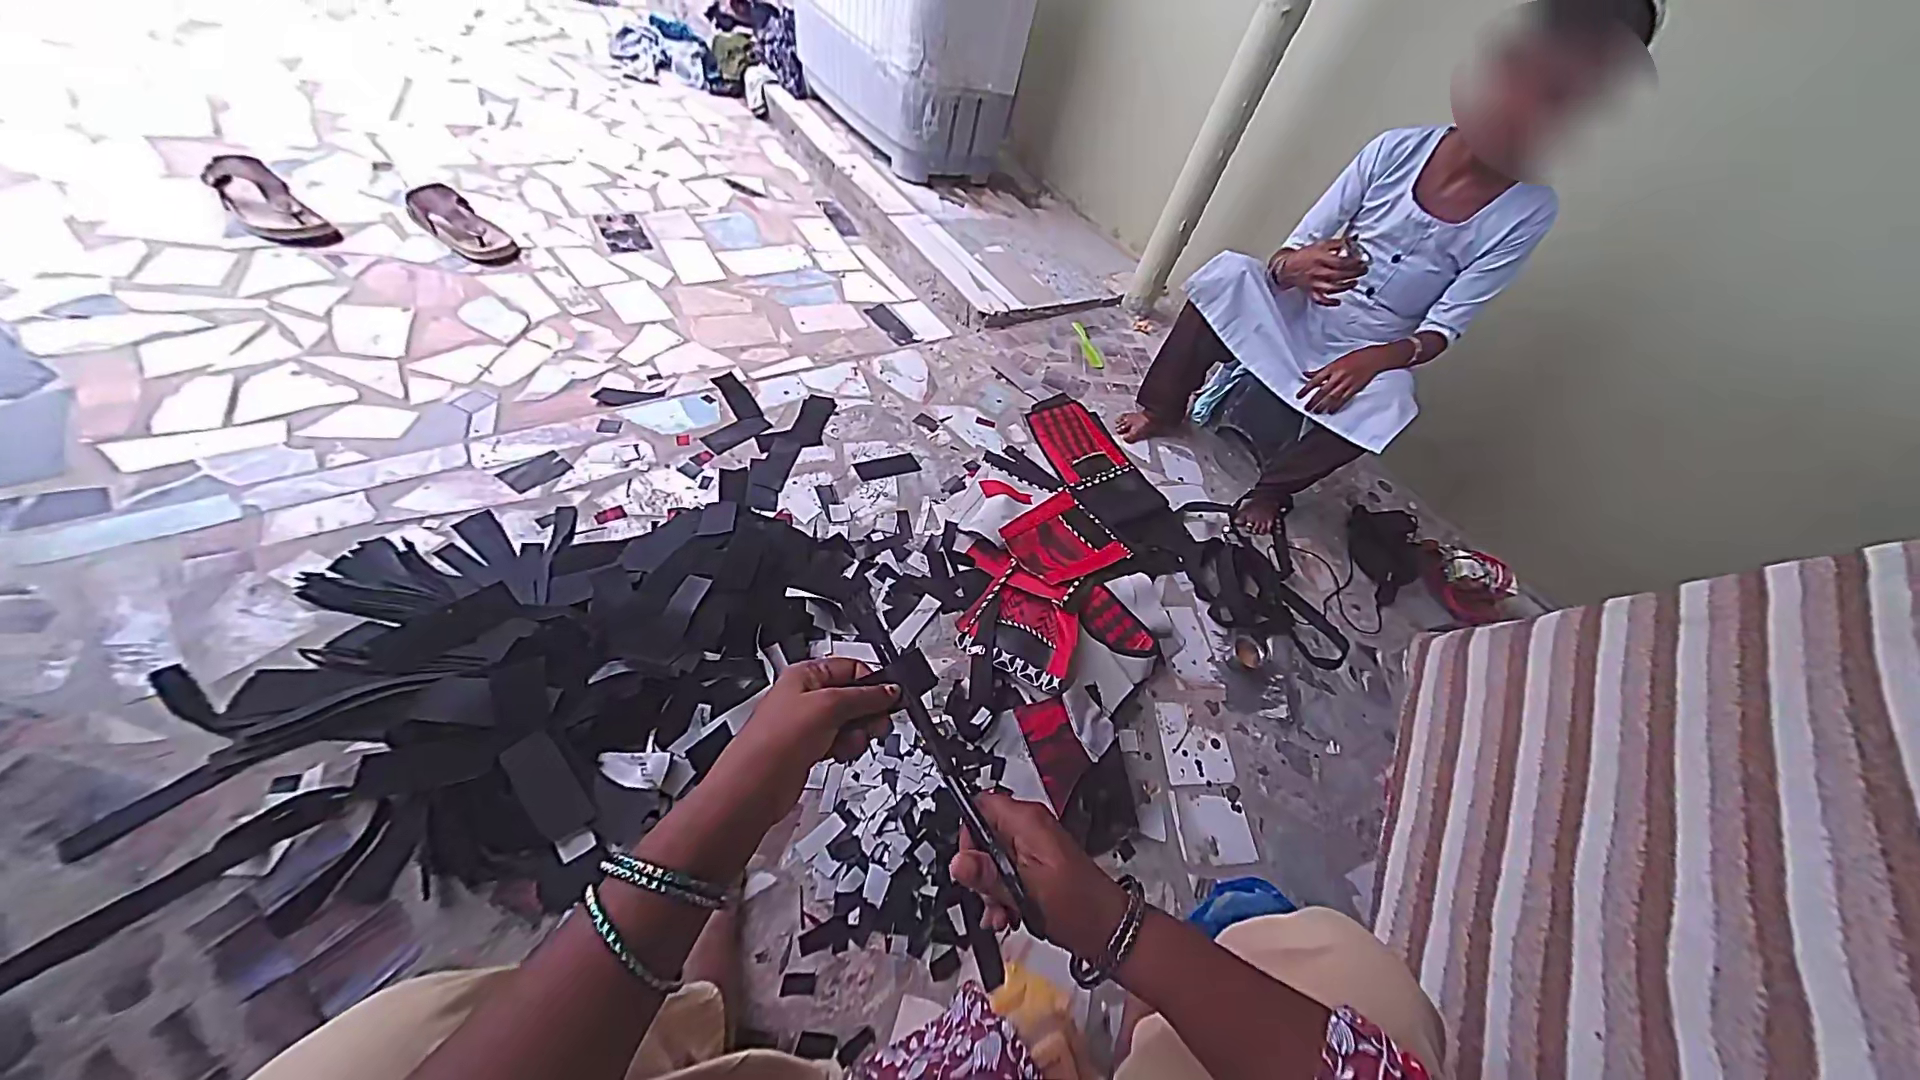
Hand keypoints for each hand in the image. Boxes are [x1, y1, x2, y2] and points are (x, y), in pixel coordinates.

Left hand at [744, 657, 898, 764]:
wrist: (754, 787)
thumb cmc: (774, 741)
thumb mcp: (829, 706)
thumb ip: (864, 696)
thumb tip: (888, 691)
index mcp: (805, 674)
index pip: (850, 667)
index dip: (873, 681)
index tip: (890, 696)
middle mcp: (805, 697)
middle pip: (852, 696)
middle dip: (867, 710)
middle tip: (876, 722)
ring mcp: (807, 724)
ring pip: (849, 722)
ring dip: (857, 733)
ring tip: (851, 741)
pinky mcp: (810, 749)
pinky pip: (840, 742)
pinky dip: (846, 747)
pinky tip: (841, 752)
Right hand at [948, 793, 1129, 960]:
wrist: (1108, 928)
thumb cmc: (1079, 906)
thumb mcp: (1024, 892)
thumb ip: (988, 875)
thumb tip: (959, 862)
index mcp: (1027, 820)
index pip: (980, 804)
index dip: (968, 833)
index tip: (969, 863)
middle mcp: (1030, 825)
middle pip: (984, 832)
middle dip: (979, 867)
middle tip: (986, 893)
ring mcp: (1034, 842)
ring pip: (994, 853)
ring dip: (991, 884)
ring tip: (1000, 910)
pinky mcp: (1037, 860)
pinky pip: (1008, 865)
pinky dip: (1004, 888)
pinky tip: (1009, 910)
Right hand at [1270, 238, 1362, 305]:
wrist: (1287, 267)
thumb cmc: (1304, 256)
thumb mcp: (1321, 244)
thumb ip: (1338, 243)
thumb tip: (1353, 241)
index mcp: (1321, 259)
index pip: (1341, 262)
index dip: (1354, 262)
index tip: (1362, 261)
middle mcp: (1318, 272)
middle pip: (1339, 275)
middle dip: (1354, 273)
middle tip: (1363, 271)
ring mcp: (1314, 283)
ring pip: (1332, 288)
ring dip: (1345, 287)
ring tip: (1354, 283)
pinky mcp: (1310, 291)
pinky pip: (1319, 299)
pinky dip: (1329, 302)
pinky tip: (1337, 302)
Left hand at [1297, 342, 1401, 413]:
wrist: (1375, 358)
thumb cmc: (1355, 358)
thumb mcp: (1336, 361)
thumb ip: (1321, 371)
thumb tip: (1306, 375)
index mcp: (1332, 368)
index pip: (1315, 380)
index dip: (1306, 389)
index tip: (1299, 396)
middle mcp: (1339, 376)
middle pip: (1323, 391)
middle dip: (1314, 401)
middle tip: (1306, 408)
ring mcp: (1347, 383)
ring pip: (1332, 397)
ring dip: (1323, 405)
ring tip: (1316, 412)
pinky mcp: (1355, 388)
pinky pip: (1344, 399)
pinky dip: (1336, 406)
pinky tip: (1331, 411)